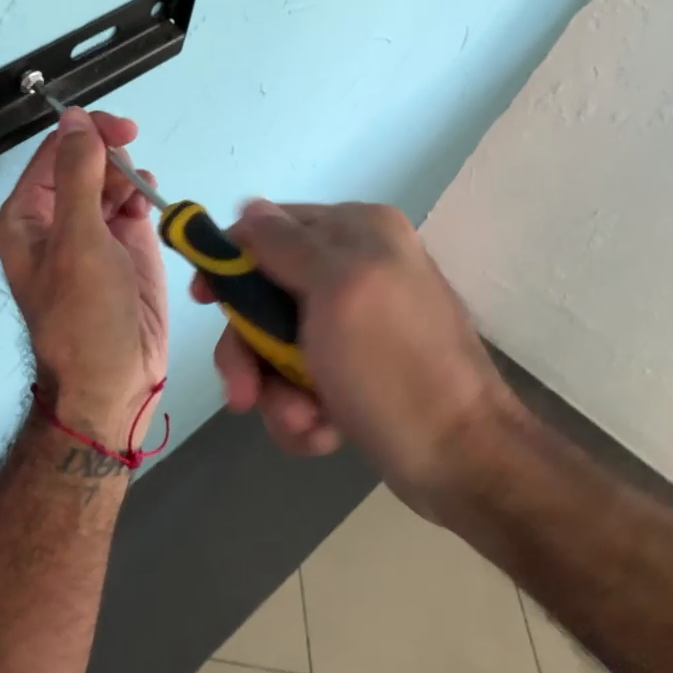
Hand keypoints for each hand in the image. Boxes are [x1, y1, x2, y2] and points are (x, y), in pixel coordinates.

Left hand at [0, 108, 169, 442]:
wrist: (114, 384)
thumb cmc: (86, 317)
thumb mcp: (79, 242)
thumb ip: (78, 175)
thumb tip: (75, 118)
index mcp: (26, 215)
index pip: (54, 152)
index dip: (86, 133)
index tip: (124, 129)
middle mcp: (54, 218)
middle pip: (83, 159)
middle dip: (111, 158)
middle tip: (131, 180)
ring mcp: (90, 230)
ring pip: (110, 177)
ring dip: (128, 178)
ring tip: (136, 205)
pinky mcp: (122, 245)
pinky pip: (130, 201)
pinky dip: (141, 197)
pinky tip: (147, 207)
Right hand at [202, 200, 521, 518]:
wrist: (465, 466)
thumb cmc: (394, 370)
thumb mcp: (336, 290)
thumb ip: (285, 243)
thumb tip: (249, 207)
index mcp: (357, 231)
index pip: (265, 228)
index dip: (229, 264)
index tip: (206, 303)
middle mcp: (357, 266)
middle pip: (263, 293)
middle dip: (251, 349)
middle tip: (245, 392)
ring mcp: (358, 319)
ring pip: (276, 341)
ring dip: (275, 389)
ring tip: (301, 421)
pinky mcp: (359, 366)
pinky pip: (301, 375)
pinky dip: (301, 407)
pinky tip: (322, 431)